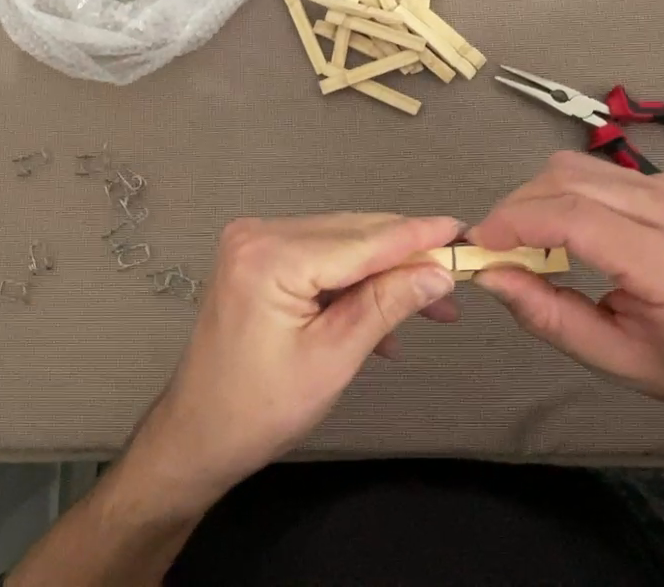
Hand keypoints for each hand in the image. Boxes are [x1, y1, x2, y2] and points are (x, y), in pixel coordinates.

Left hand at [125, 213, 463, 511]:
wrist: (201, 430)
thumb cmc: (261, 407)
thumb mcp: (333, 358)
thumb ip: (385, 305)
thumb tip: (437, 273)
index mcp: (270, 256)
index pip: (360, 240)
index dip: (416, 237)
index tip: (462, 232)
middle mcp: (258, 234)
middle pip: (351, 235)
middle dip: (405, 257)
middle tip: (458, 276)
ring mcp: (254, 243)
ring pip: (340, 246)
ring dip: (384, 273)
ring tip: (434, 305)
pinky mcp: (257, 259)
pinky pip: (319, 260)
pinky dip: (352, 284)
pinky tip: (386, 319)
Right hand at [468, 152, 663, 431]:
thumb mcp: (615, 360)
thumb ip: (547, 316)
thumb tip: (488, 275)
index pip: (580, 219)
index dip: (517, 222)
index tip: (477, 245)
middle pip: (570, 181)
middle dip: (515, 209)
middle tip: (492, 249)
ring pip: (575, 167)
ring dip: (533, 197)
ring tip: (522, 241)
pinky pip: (592, 170)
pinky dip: (558, 192)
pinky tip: (559, 229)